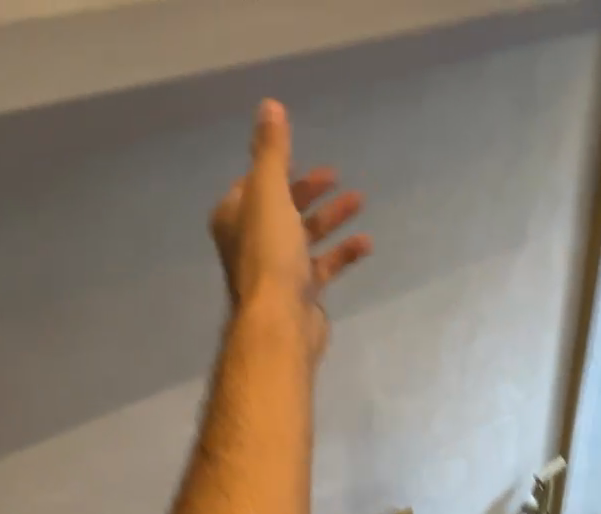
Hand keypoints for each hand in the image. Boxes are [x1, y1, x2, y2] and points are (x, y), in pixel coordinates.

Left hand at [209, 99, 372, 360]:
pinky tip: (365, 243)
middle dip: (310, 191)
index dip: (277, 168)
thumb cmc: (270, 255)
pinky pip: (324, 265)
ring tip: (360, 201)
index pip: (253, 184)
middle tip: (336, 176)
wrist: (280, 321)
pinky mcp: (302, 292)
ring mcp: (278, 269)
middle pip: (283, 208)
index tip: (301, 157)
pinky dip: (343, 252)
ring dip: (332, 218)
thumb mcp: (270, 193)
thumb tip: (271, 105)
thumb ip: (272, 151)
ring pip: (306, 236)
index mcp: (235, 217)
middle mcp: (251, 242)